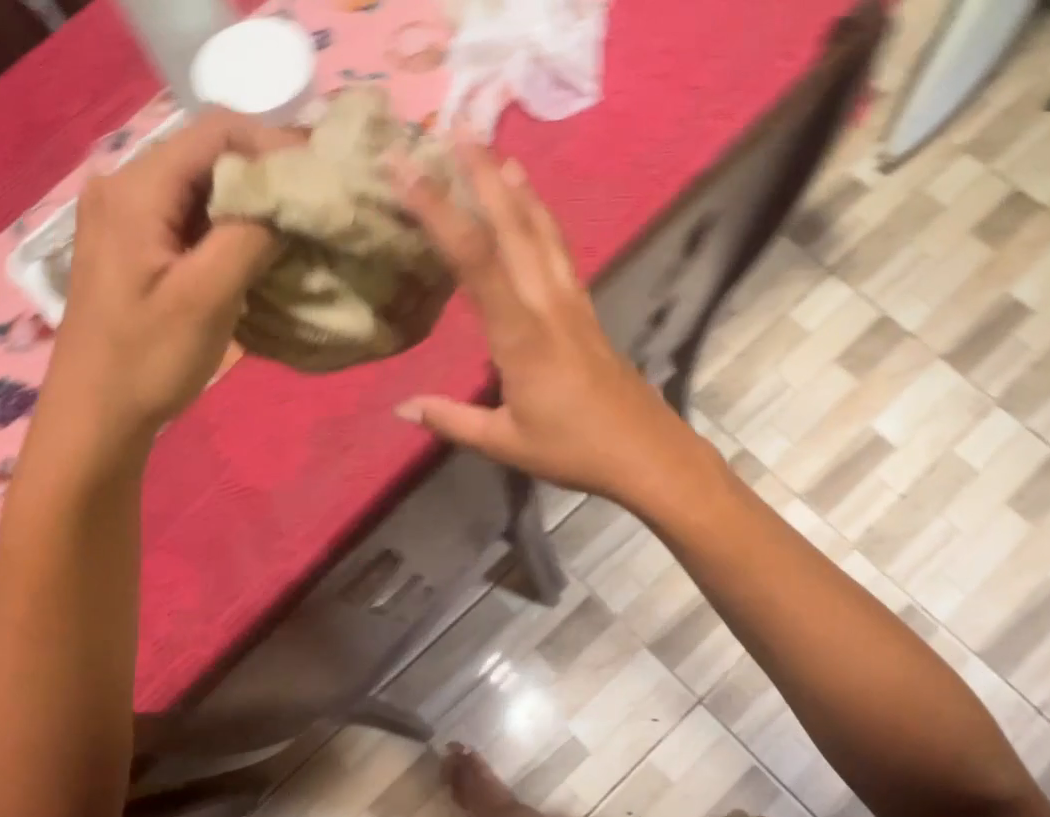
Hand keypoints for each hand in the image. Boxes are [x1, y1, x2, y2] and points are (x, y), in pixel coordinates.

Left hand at [47, 109, 302, 441]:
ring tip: (300, 226)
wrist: (95, 416)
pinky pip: (191, 215)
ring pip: (202, 185)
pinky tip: (261, 250)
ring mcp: (126, 216)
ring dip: (252, 201)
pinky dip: (231, 225)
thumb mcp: (206, 297)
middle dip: (267, 172)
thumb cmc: (146, 360)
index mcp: (135, 190)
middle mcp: (124, 186)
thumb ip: (249, 236)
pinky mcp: (135, 245)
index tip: (323, 176)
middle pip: (208, 153)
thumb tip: (292, 198)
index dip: (275, 143)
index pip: (215, 131)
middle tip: (319, 201)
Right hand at [392, 143, 707, 510]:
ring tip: (496, 153)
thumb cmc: (575, 450)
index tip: (405, 169)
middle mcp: (548, 305)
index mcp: (521, 335)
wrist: (647, 453)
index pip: (475, 259)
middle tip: (456, 130)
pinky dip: (542, 221)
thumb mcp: (506, 442)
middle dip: (482, 176)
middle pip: (513, 227)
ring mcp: (572, 305)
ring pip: (543, 233)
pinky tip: (535, 210)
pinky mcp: (586, 312)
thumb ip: (452, 420)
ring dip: (517, 190)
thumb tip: (402, 406)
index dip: (438, 209)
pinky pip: (559, 253)